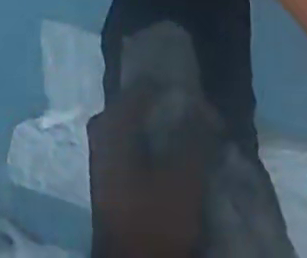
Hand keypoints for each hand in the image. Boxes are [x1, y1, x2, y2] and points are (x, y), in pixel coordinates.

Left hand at [88, 80, 215, 257]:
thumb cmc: (153, 219)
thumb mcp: (183, 178)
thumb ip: (194, 137)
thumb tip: (204, 107)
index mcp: (111, 121)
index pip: (144, 87)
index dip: (176, 90)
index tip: (204, 101)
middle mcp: (102, 127)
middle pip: (140, 105)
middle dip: (172, 108)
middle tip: (204, 119)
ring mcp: (103, 150)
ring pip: (139, 126)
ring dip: (167, 129)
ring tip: (198, 137)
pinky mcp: (111, 172)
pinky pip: (136, 144)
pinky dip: (157, 146)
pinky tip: (179, 158)